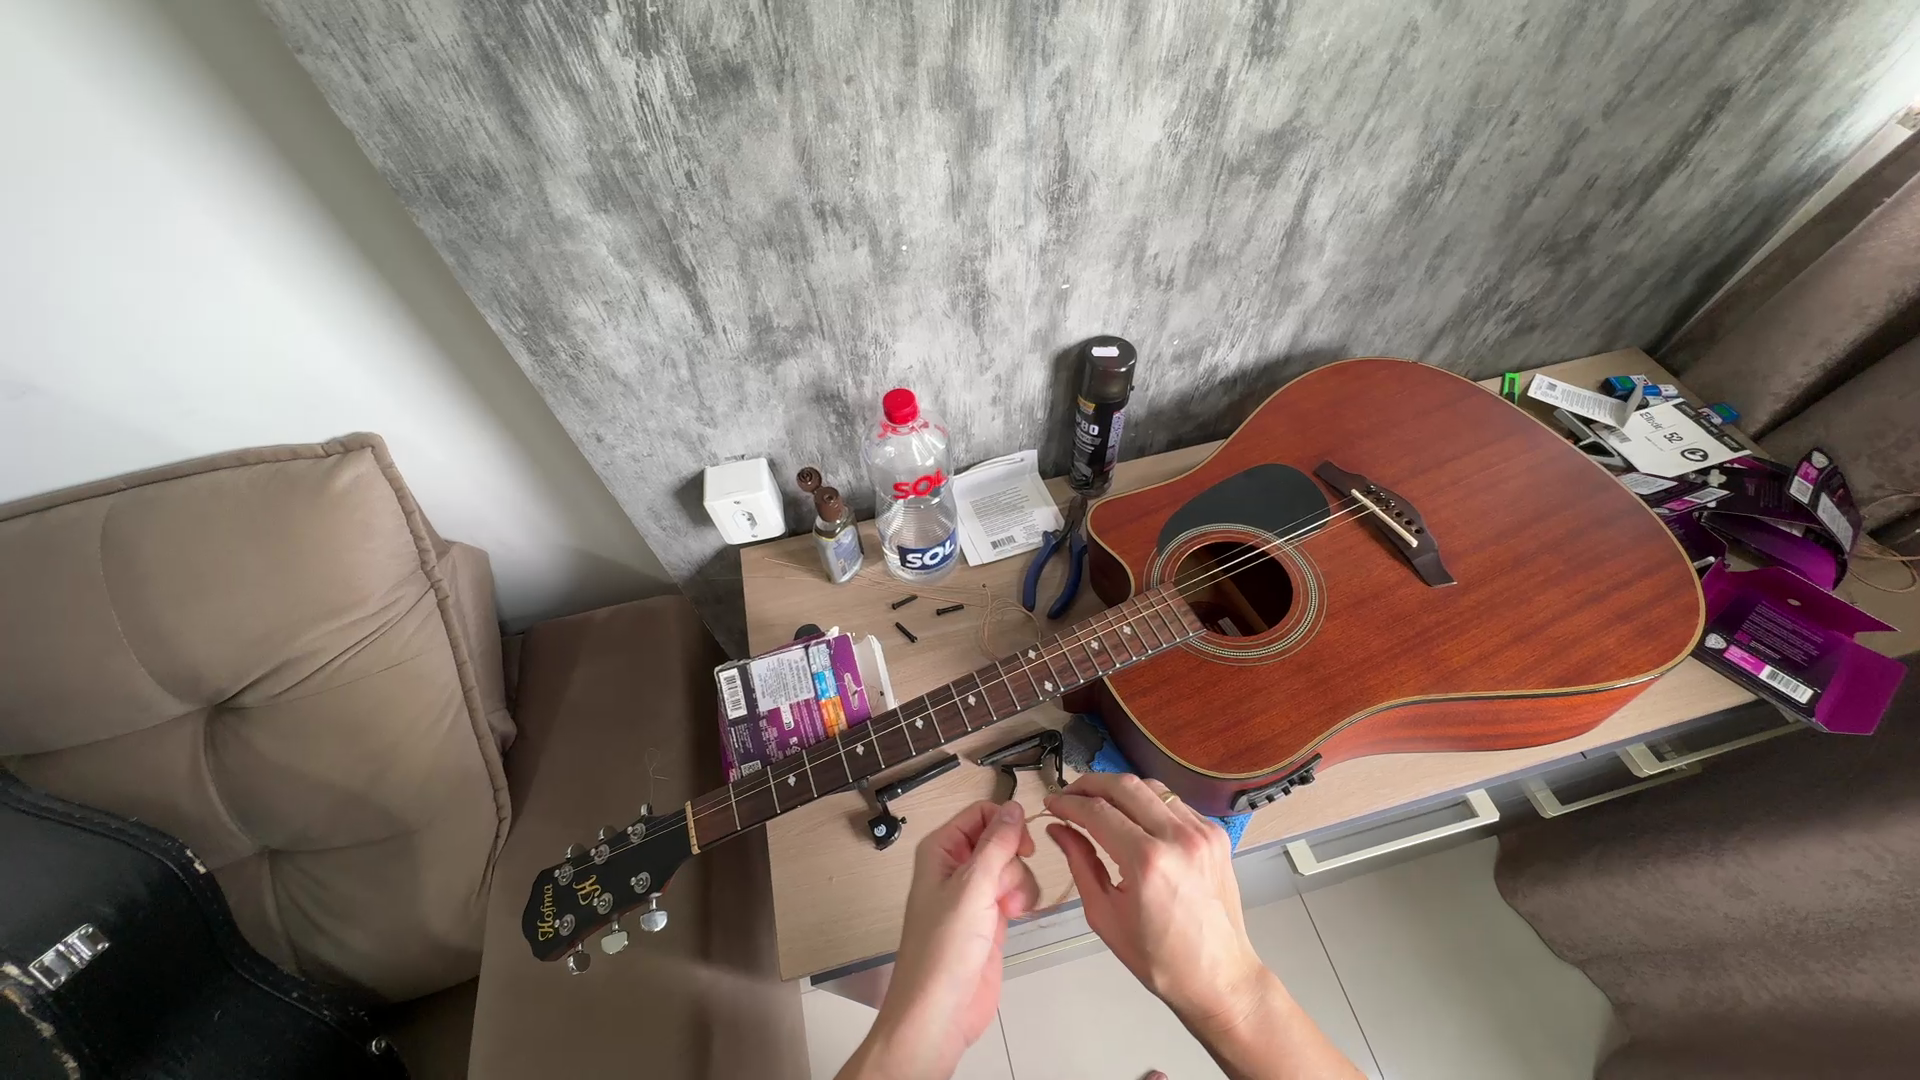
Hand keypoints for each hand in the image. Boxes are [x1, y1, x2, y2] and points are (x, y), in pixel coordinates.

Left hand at [839, 800, 1039, 1079]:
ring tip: (1007, 909)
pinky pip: (1016, 891)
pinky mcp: (990, 916)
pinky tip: (1015, 916)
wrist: (940, 1012)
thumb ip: (996, 844)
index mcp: (941, 849)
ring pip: (1012, 866)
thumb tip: (1014, 807)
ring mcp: (974, 892)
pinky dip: (1022, 899)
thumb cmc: (942, 950)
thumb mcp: (971, 888)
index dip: (1005, 824)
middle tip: (1003, 887)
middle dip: (1012, 860)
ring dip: (1019, 883)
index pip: (980, 814)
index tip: (1022, 845)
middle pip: (1001, 839)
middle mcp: (956, 866)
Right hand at [1043, 773, 1266, 1031]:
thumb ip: (1079, 863)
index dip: (1068, 802)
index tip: (1052, 803)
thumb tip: (1058, 829)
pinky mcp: (1215, 833)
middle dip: (1090, 784)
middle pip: (1123, 785)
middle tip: (1070, 794)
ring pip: (1150, 786)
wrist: (1220, 977)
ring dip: (1119, 789)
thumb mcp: (1104, 915)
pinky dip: (1148, 801)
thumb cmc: (1160, 958)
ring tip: (1098, 802)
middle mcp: (1177, 838)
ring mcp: (1201, 832)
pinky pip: (1173, 802)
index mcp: (1146, 862)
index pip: (1097, 811)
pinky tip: (1134, 816)